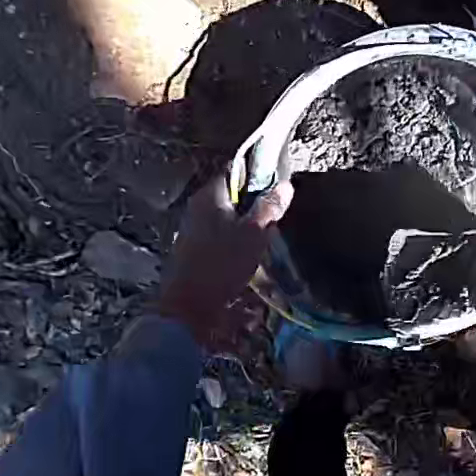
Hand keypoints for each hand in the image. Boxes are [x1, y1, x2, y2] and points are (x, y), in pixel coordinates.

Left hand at [157, 174, 292, 341]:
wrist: (190, 306)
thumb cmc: (222, 264)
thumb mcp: (254, 233)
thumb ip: (269, 207)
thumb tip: (285, 185)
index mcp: (210, 195)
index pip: (235, 169)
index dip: (258, 173)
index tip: (277, 186)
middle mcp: (197, 205)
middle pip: (231, 193)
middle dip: (253, 200)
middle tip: (274, 214)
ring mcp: (192, 227)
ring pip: (225, 214)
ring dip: (244, 221)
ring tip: (264, 235)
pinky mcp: (192, 248)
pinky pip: (218, 233)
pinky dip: (234, 237)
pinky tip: (246, 252)